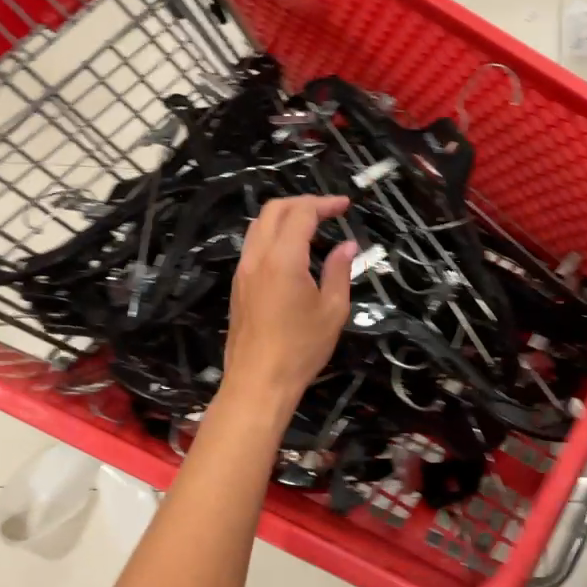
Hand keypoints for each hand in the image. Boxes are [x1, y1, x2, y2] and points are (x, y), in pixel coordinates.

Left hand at [219, 195, 358, 405]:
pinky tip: (295, 251)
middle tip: (329, 211)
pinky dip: (275, 235)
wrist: (258, 383)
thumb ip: (339, 271)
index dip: (325, 204)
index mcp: (283, 259)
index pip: (302, 213)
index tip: (346, 206)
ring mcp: (243, 271)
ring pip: (259, 225)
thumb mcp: (333, 309)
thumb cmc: (301, 348)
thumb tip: (348, 246)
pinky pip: (254, 245)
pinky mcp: (238, 285)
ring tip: (314, 227)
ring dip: (286, 217)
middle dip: (303, 203)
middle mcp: (258, 258)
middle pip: (274, 210)